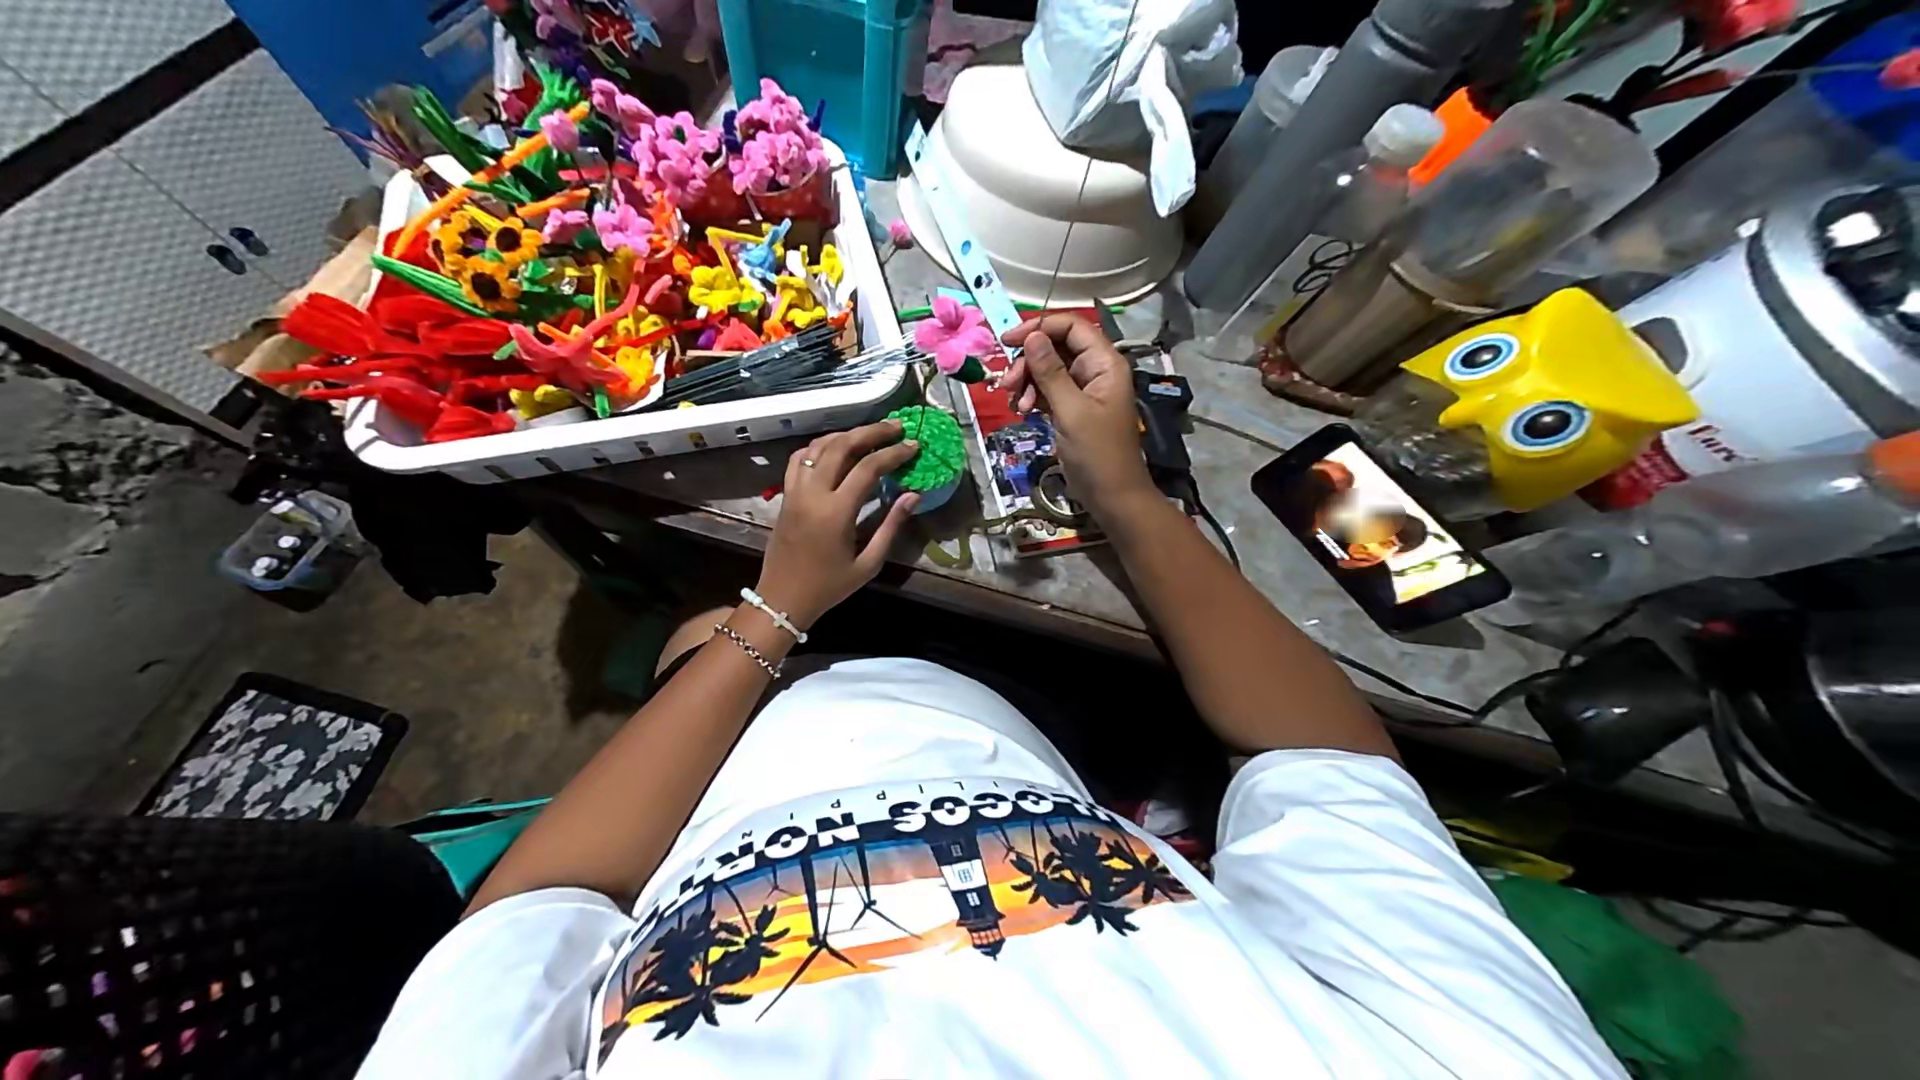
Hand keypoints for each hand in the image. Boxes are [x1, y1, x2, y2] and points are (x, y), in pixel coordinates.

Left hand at [758, 419, 920, 627]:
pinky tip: (836, 448)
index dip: (893, 453)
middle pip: (842, 446)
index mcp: (835, 512)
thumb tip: (913, 495)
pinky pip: (799, 458)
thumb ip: (891, 526)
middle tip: (895, 426)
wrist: (782, 599)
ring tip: (870, 433)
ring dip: (846, 435)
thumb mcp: (868, 563)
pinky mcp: (786, 495)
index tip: (913, 446)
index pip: (868, 468)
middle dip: (871, 432)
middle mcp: (813, 493)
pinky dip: (819, 446)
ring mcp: (795, 491)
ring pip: (819, 447)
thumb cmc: (829, 586)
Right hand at [998, 315, 1155, 518]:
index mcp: (1104, 363)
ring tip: (1015, 405)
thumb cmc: (1097, 453)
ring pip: (1047, 370)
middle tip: (1007, 384)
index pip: (1071, 327)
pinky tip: (1022, 412)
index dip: (1039, 327)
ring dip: (1027, 382)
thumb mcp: (1071, 411)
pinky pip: (1047, 391)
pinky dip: (1032, 397)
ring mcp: (1083, 390)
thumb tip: (1032, 337)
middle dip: (1028, 361)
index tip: (1008, 341)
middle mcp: (1094, 370)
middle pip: (1055, 347)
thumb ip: (1050, 372)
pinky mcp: (1072, 409)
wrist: (1112, 495)